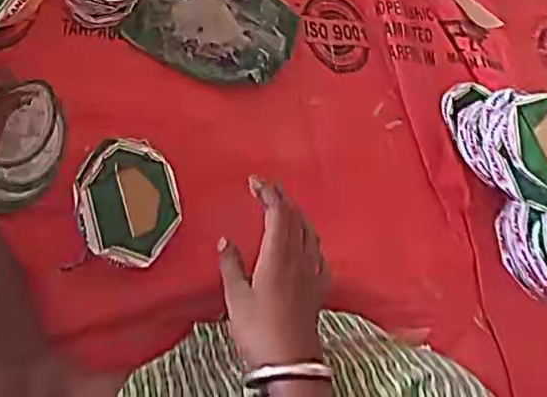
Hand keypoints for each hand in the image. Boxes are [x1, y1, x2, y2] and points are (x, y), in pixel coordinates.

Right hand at [218, 177, 329, 370]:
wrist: (291, 366)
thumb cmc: (260, 331)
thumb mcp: (236, 298)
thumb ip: (231, 265)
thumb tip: (226, 241)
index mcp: (278, 254)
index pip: (278, 210)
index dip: (268, 191)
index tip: (255, 181)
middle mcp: (299, 257)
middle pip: (295, 216)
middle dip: (282, 197)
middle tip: (268, 187)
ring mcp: (312, 273)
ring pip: (310, 232)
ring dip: (298, 214)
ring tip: (287, 208)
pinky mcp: (319, 290)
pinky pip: (320, 255)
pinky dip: (311, 241)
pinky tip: (308, 246)